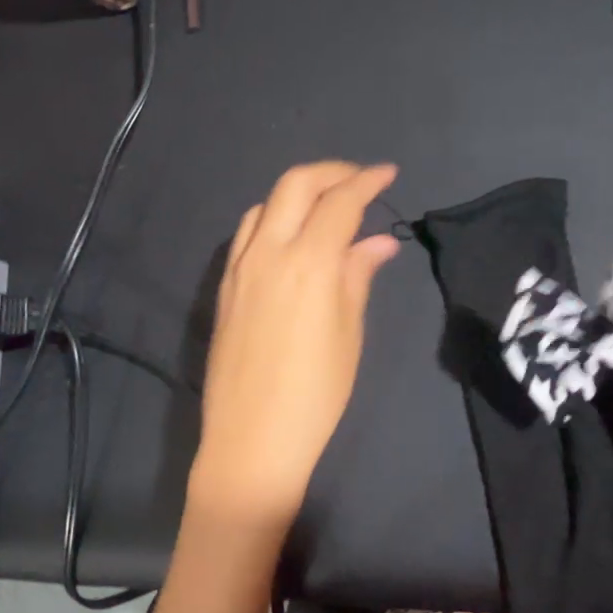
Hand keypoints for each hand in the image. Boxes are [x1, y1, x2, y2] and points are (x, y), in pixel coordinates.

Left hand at [188, 162, 400, 525]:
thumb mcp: (349, 334)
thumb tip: (379, 242)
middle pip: (295, 185)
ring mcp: (239, 268)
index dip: (367, 181)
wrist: (252, 439)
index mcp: (309, 263)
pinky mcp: (224, 287)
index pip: (340, 201)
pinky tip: (289, 238)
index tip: (388, 174)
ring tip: (326, 208)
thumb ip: (358, 276)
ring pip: (265, 204)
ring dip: (298, 193)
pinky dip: (272, 218)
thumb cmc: (315, 394)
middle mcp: (268, 253)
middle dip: (331, 173)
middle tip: (360, 182)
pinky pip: (246, 233)